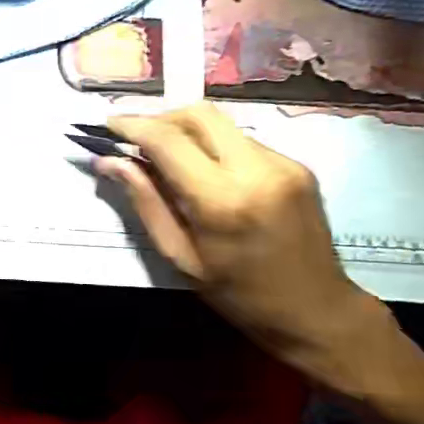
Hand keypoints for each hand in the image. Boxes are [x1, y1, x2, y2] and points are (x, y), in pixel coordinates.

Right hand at [98, 103, 396, 393]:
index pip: (168, 140)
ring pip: (224, 124)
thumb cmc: (240, 297)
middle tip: (136, 137)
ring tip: (169, 157)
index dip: (133, 125)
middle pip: (199, 113)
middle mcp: (256, 169)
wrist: (316, 310)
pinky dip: (218, 148)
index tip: (107, 123)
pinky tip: (210, 174)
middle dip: (162, 117)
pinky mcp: (298, 164)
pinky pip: (245, 142)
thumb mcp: (182, 258)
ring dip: (190, 131)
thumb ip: (146, 203)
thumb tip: (109, 161)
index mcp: (223, 200)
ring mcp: (283, 162)